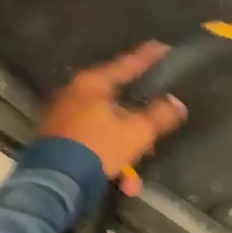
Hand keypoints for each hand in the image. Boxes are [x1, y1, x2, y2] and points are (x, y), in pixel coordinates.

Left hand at [40, 42, 187, 178]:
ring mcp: (63, 117)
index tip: (164, 47)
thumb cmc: (98, 147)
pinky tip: (123, 182)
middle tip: (156, 126)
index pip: (128, 64)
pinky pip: (93, 142)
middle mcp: (75, 94)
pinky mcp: (57, 140)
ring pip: (107, 125)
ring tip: (136, 174)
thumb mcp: (137, 132)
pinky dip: (109, 157)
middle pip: (118, 98)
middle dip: (140, 120)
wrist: (53, 185)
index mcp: (93, 83)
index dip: (149, 56)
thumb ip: (160, 115)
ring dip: (126, 148)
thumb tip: (177, 103)